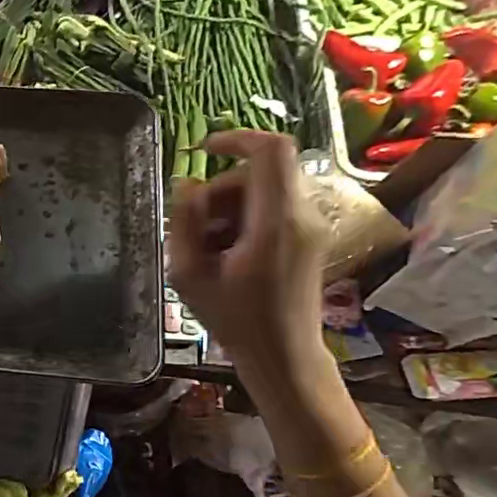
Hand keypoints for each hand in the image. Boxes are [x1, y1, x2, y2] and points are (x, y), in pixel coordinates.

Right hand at [167, 131, 329, 369]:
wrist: (285, 358)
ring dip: (232, 206)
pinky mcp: (310, 238)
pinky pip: (275, 209)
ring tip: (209, 246)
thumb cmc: (236, 322)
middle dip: (222, 189)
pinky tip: (229, 252)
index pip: (270, 150)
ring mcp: (312, 226)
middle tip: (196, 226)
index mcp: (276, 222)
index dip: (236, 138)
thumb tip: (187, 185)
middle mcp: (302, 216)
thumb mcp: (192, 276)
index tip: (204, 150)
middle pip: (261, 172)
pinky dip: (248, 219)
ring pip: (267, 190)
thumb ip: (184, 223)